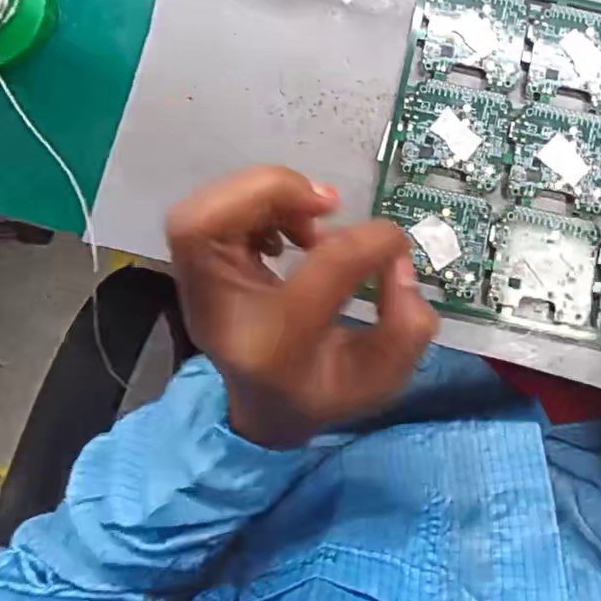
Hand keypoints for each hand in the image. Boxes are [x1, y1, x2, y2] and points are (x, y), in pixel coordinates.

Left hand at [165, 166, 438, 447]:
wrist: (261, 408)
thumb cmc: (320, 391)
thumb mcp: (380, 377)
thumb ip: (406, 324)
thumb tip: (396, 258)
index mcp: (275, 349)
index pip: (317, 272)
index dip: (365, 243)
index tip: (392, 242)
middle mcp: (219, 315)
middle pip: (203, 226)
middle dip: (271, 191)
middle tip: (327, 205)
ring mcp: (197, 289)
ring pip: (199, 213)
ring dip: (263, 194)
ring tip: (310, 217)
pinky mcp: (195, 268)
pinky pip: (207, 212)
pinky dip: (251, 201)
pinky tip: (287, 225)